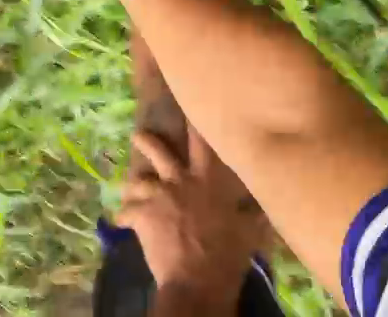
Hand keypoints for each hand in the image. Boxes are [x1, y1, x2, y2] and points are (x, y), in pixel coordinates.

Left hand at [117, 126, 267, 306]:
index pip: (201, 142)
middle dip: (148, 140)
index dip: (193, 121)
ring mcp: (159, 196)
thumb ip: (255, 213)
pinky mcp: (142, 215)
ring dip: (132, 185)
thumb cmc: (227, 255)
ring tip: (127, 188)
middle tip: (138, 134)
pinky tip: (120, 222)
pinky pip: (125, 212)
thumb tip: (266, 204)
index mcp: (207, 180)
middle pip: (160, 151)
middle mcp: (180, 180)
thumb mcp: (249, 231)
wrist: (198, 281)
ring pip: (138, 179)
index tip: (186, 105)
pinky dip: (123, 216)